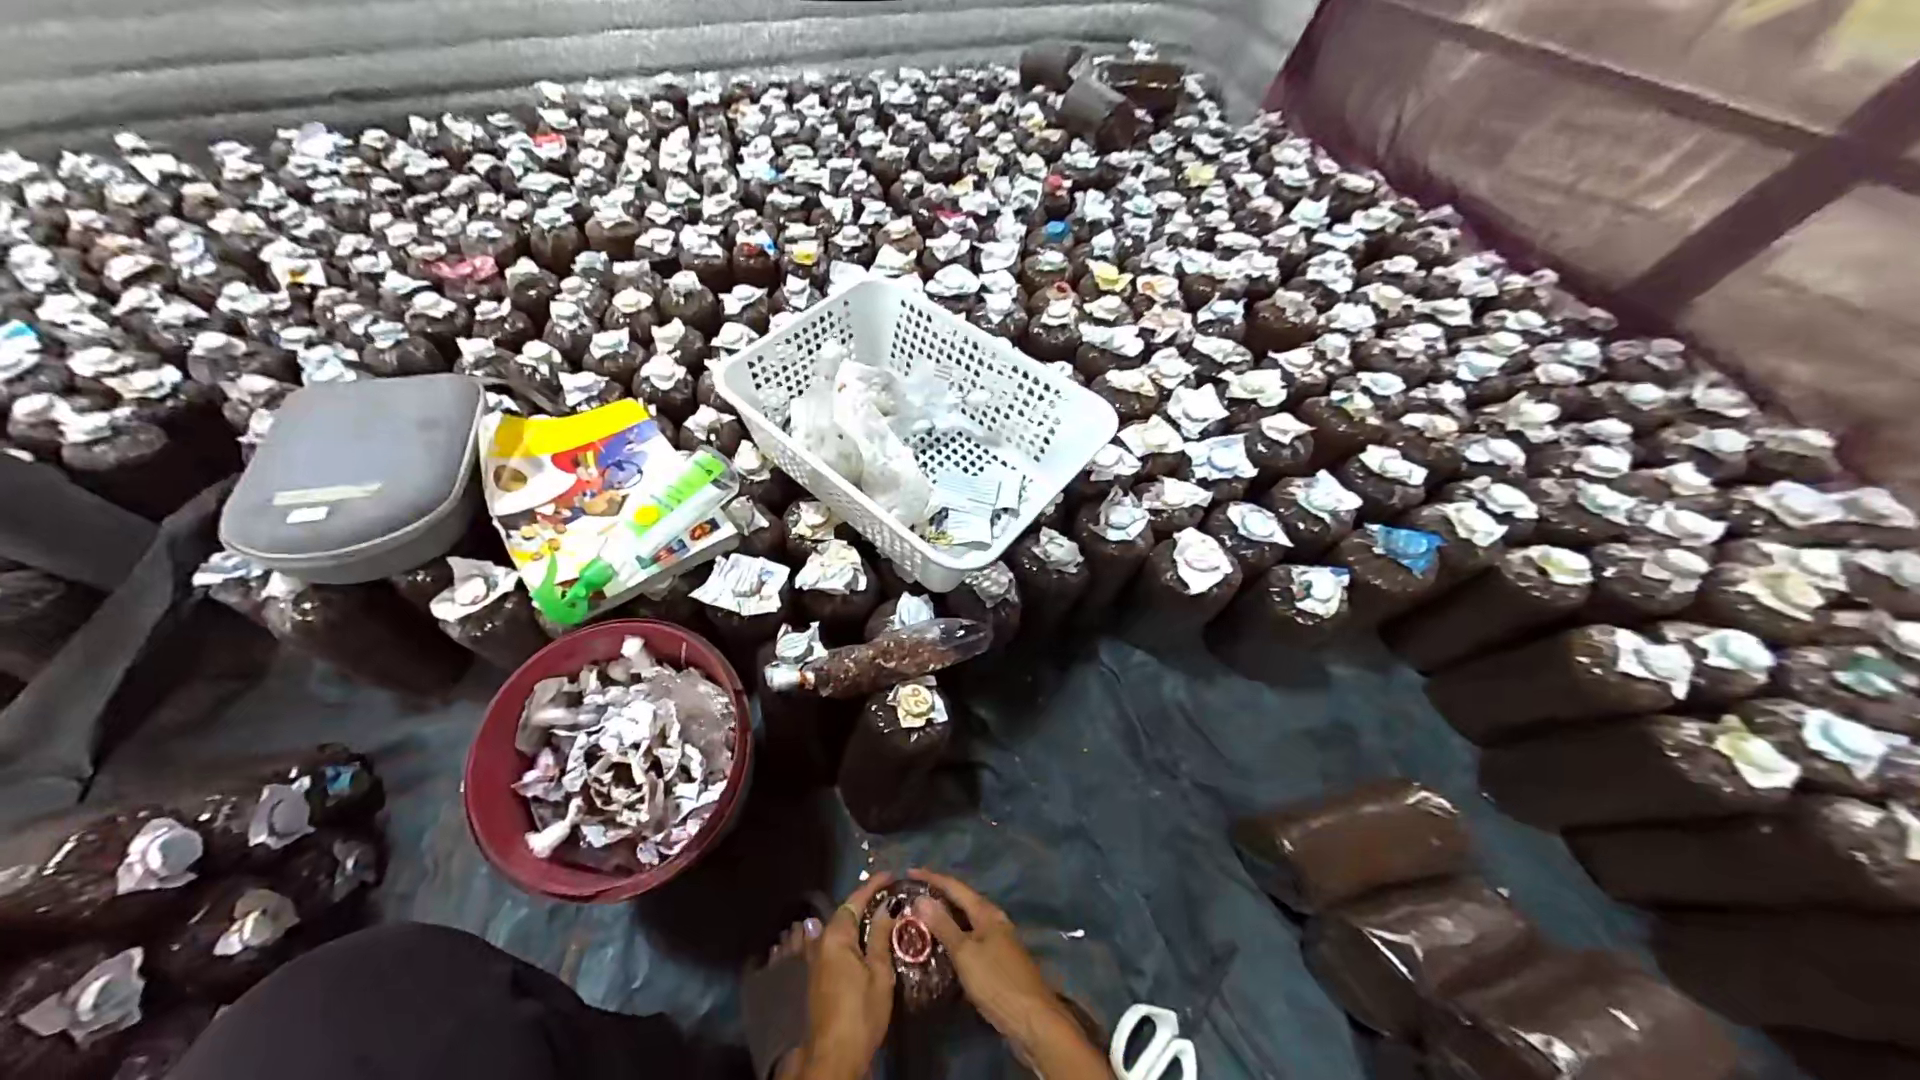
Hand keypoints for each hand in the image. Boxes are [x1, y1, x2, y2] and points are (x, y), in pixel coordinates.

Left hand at [795, 873, 897, 1079]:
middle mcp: (821, 942)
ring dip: (858, 919)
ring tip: (881, 912)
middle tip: (890, 894)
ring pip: (839, 929)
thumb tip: (887, 907)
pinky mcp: (817, 976)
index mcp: (836, 937)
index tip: (891, 875)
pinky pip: (836, 944)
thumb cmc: (861, 1013)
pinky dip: (852, 936)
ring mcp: (816, 960)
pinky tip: (865, 940)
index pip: (855, 900)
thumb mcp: (879, 973)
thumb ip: (880, 936)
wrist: (834, 1057)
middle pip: (845, 913)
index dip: (873, 885)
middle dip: (866, 901)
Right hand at [908, 870, 1105, 1078]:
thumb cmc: (997, 982)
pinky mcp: (997, 961)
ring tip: (919, 919)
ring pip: (965, 922)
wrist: (1033, 1020)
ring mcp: (997, 941)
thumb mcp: (965, 953)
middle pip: (961, 901)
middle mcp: (993, 921)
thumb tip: (921, 897)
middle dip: (937, 896)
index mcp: (987, 912)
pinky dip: (952, 937)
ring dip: (944, 918)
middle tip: (910, 896)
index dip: (932, 877)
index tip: (909, 871)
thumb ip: (944, 925)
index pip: (955, 887)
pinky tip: (939, 947)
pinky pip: (969, 940)